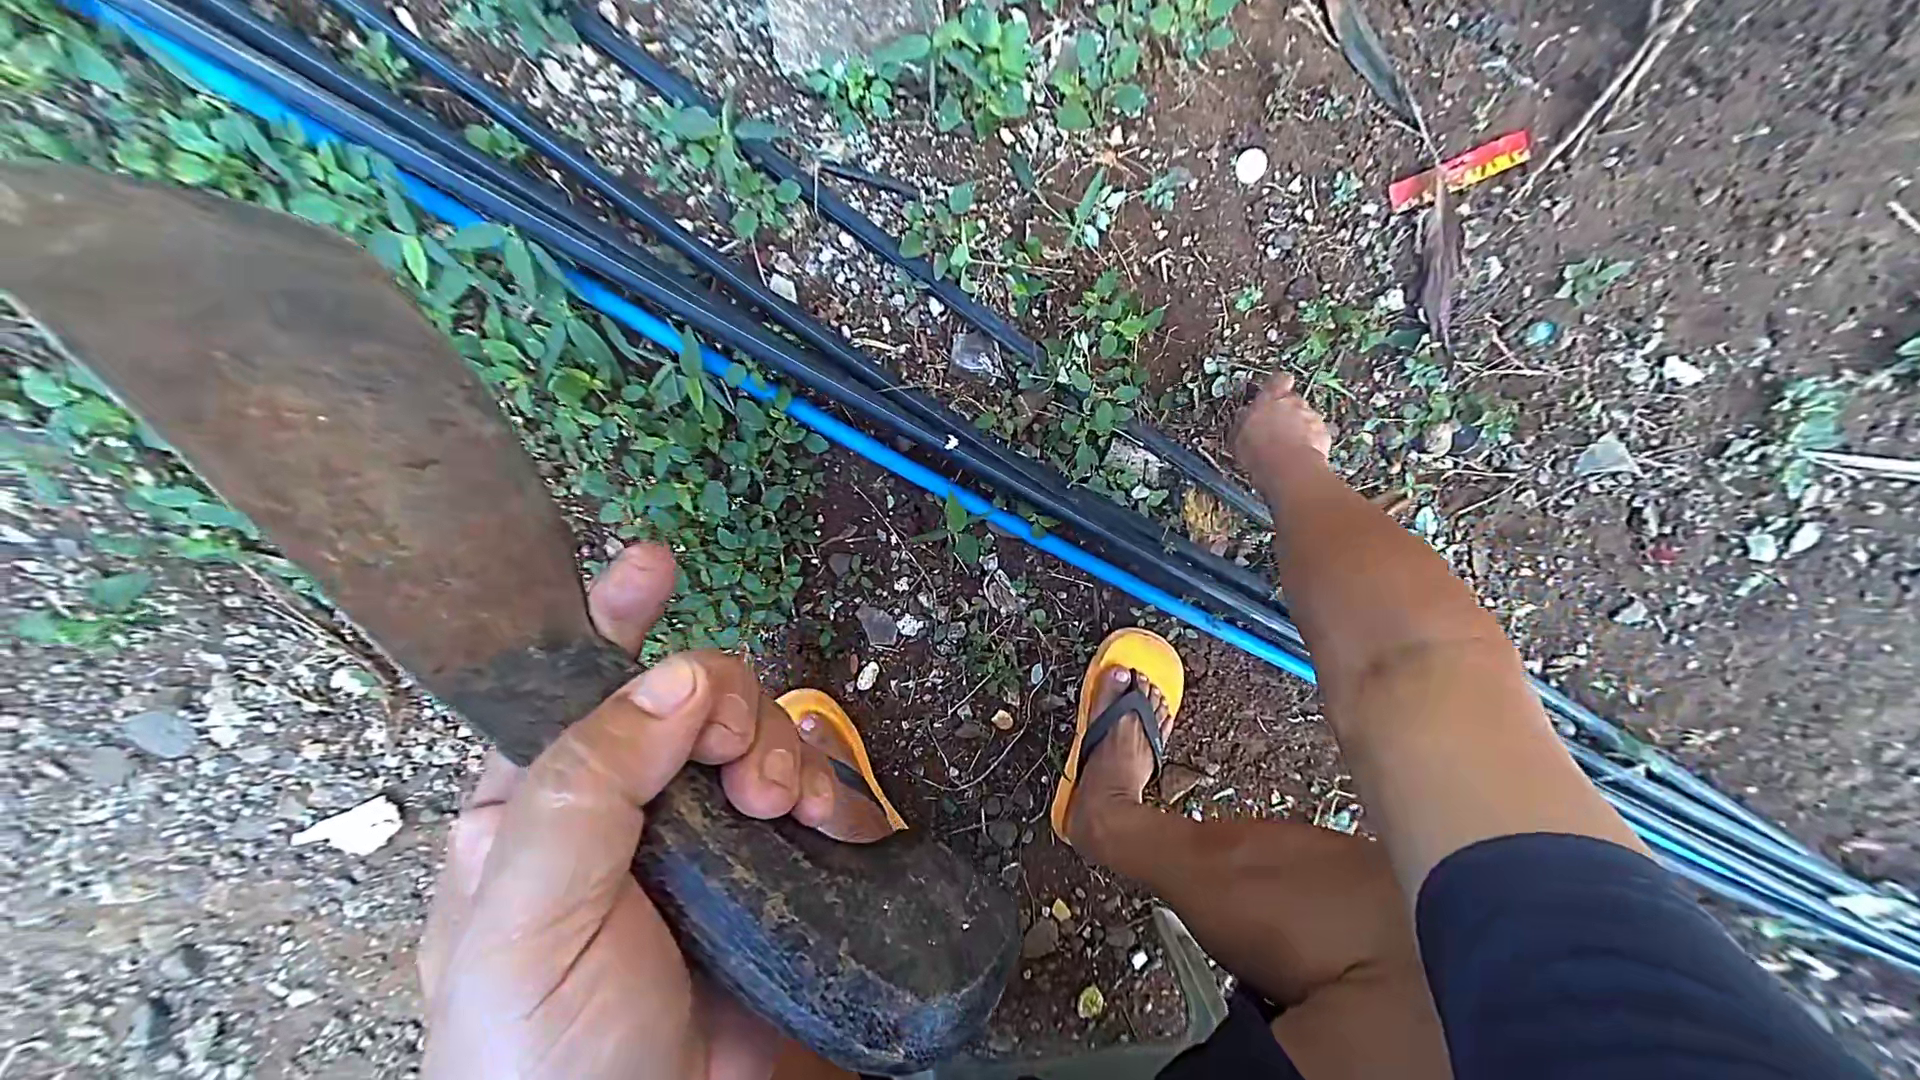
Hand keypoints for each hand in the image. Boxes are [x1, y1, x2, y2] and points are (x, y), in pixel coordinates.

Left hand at [418, 543, 889, 1079]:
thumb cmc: (551, 1062)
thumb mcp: (527, 927)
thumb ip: (583, 790)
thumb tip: (675, 680)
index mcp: (550, 804)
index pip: (575, 685)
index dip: (613, 619)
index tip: (654, 568)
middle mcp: (636, 804)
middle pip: (691, 696)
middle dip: (724, 705)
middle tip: (735, 765)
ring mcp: (715, 829)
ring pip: (759, 729)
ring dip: (779, 746)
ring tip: (781, 805)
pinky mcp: (780, 855)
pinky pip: (814, 778)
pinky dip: (826, 780)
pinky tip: (820, 812)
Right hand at [1231, 372, 1331, 469]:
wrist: (1287, 467)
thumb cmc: (1260, 452)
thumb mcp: (1238, 437)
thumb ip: (1244, 421)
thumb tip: (1243, 417)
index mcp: (1267, 401)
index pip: (1277, 381)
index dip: (1278, 384)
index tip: (1275, 389)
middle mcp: (1291, 404)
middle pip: (1292, 400)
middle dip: (1287, 412)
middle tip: (1275, 429)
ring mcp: (1310, 417)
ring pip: (1306, 417)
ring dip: (1299, 427)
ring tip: (1286, 446)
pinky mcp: (1324, 432)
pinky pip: (1317, 433)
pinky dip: (1311, 441)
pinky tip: (1298, 454)